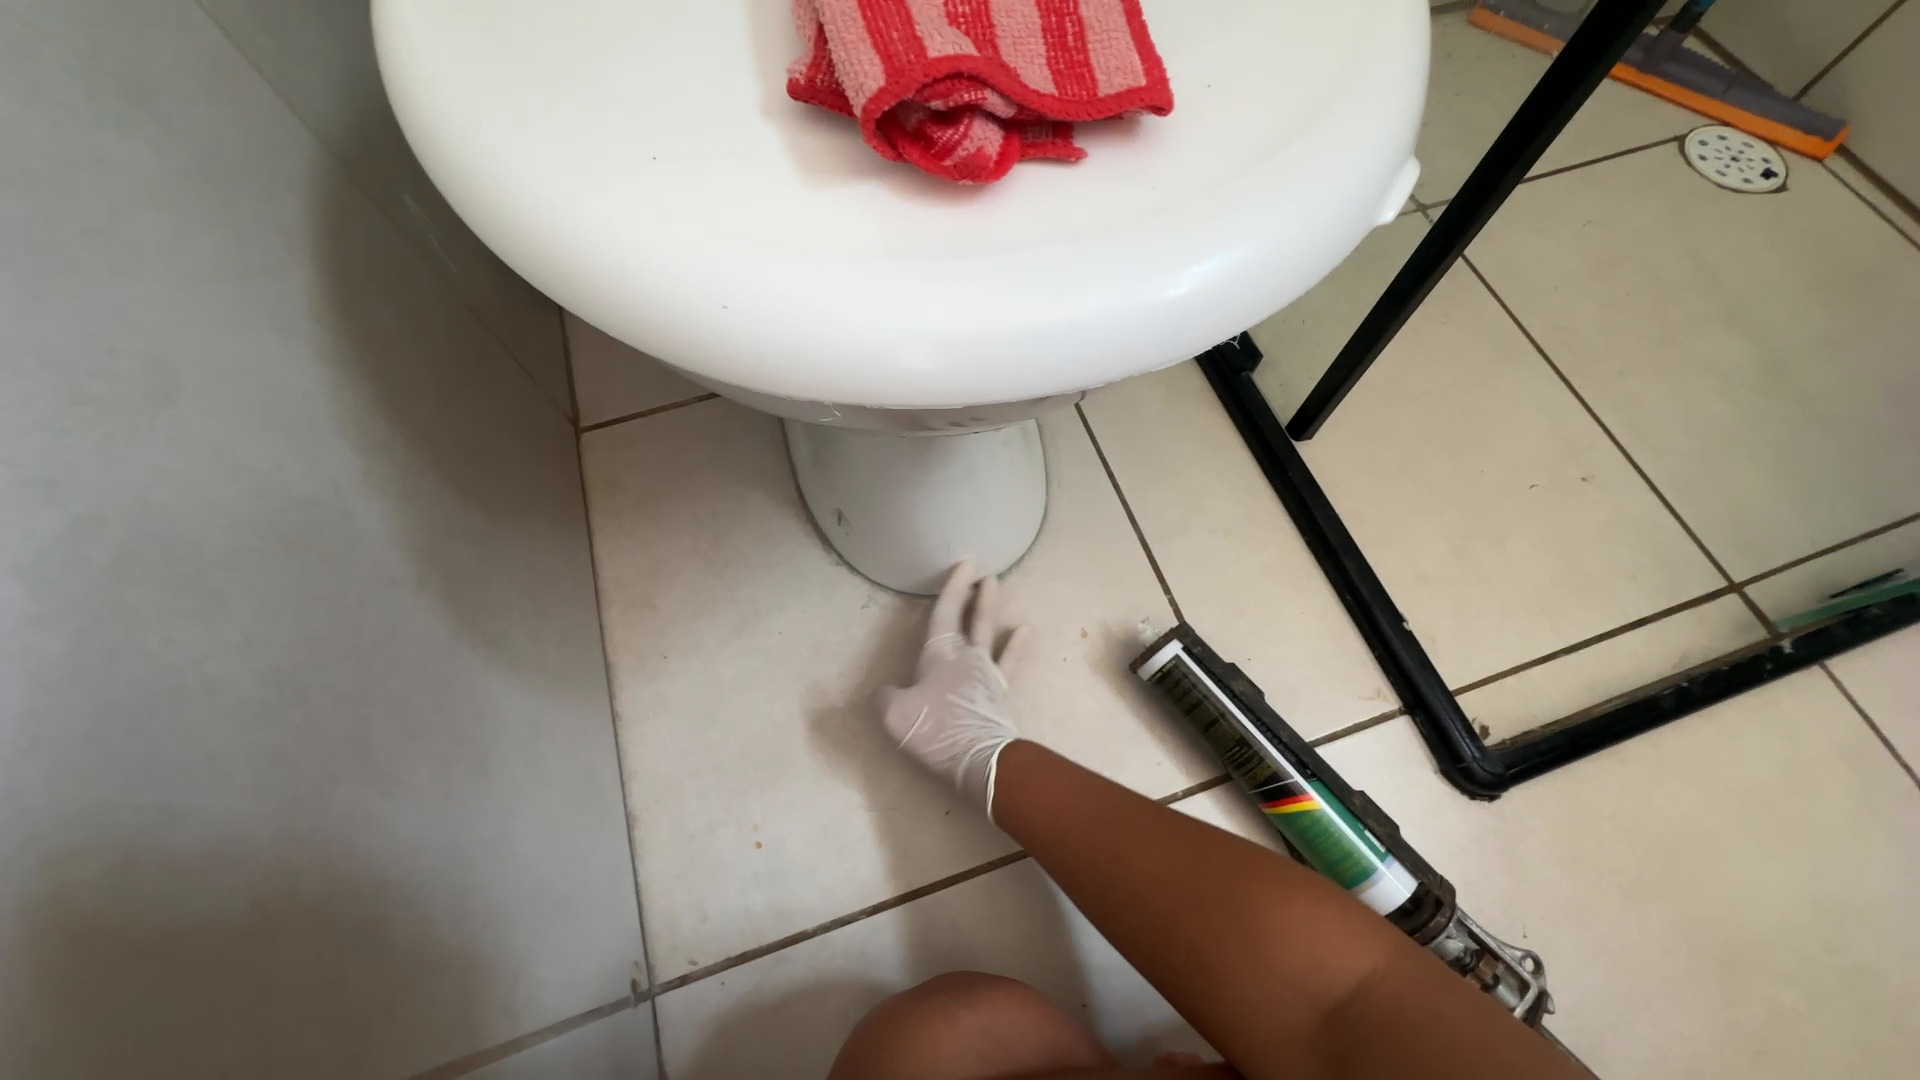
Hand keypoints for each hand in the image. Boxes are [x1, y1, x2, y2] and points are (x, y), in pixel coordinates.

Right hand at [878, 560, 1031, 817]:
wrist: (980, 759)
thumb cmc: (936, 729)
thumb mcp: (895, 714)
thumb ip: (886, 697)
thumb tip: (886, 692)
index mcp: (940, 654)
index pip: (945, 612)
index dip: (953, 587)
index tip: (965, 564)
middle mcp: (967, 657)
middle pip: (971, 618)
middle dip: (975, 595)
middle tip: (984, 573)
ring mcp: (987, 674)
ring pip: (989, 633)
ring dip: (991, 610)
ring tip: (996, 588)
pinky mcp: (1000, 693)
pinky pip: (1010, 663)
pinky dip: (1017, 647)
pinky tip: (1024, 631)